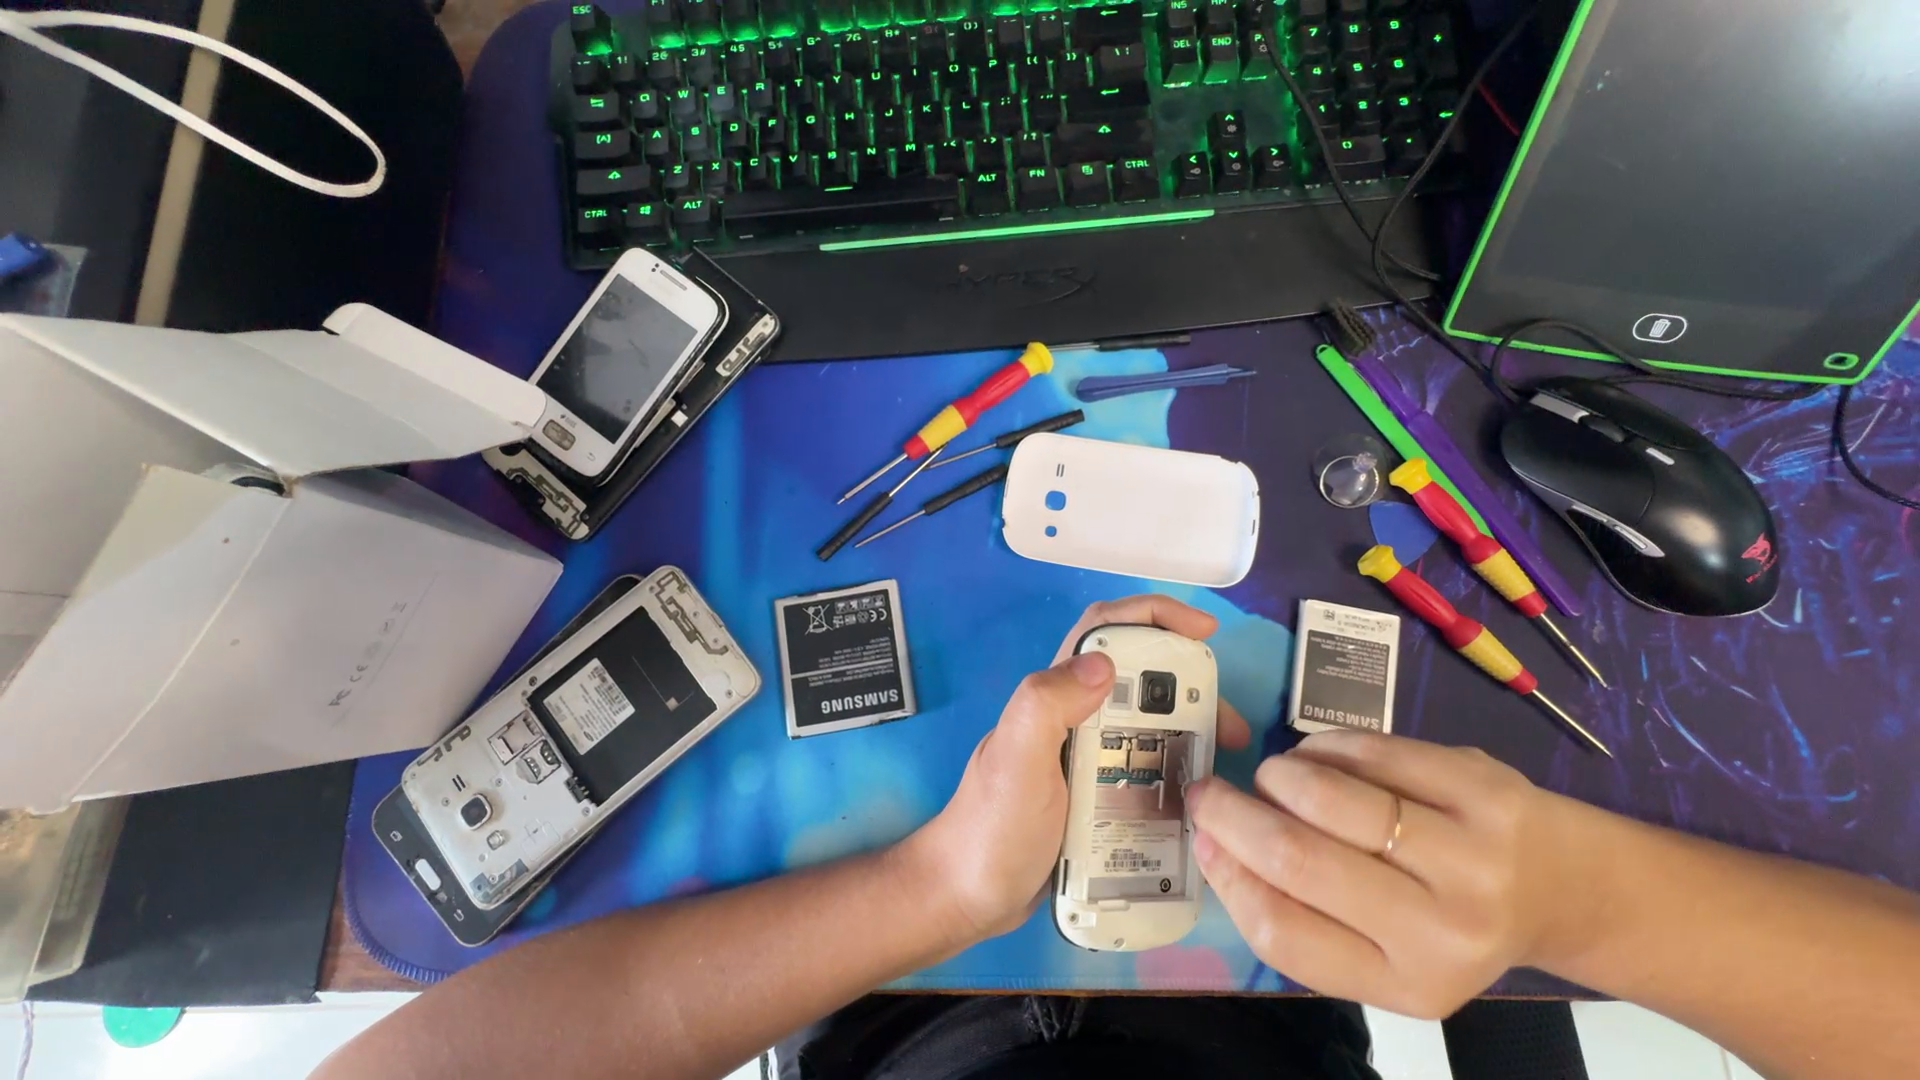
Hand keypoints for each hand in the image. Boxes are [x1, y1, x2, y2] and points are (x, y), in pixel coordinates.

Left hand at [904, 596, 1250, 945]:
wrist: (970, 896)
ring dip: (1190, 728)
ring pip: (1149, 722)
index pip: (1104, 631)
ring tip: (1224, 759)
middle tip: (1229, 722)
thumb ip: (1047, 703)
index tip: (1205, 631)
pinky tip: (1200, 792)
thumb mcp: (1017, 759)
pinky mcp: (1097, 793)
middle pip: (1139, 677)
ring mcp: (1086, 756)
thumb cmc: (993, 826)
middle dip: (1190, 683)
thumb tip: (1105, 662)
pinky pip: (1147, 766)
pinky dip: (1178, 767)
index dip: (1154, 616)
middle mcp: (1072, 716)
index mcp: (1052, 696)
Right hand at [1189, 731, 1591, 1018]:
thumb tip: (1213, 841)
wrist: (1566, 887)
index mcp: (1408, 983)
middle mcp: (1443, 931)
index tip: (1204, 838)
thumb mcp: (1382, 947)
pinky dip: (1322, 747)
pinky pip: (1368, 751)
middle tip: (1209, 791)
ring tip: (1275, 777)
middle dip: (1233, 815)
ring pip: (1327, 797)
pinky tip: (1320, 757)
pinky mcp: (1482, 790)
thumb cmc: (1449, 917)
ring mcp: (1470, 856)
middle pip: (1297, 859)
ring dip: (1277, 775)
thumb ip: (1300, 909)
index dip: (1228, 876)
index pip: (1284, 933)